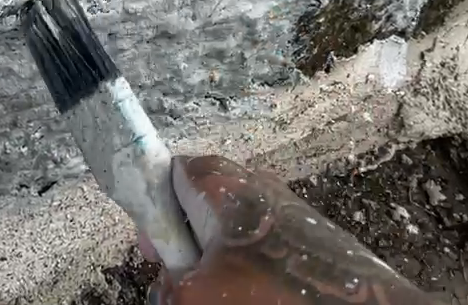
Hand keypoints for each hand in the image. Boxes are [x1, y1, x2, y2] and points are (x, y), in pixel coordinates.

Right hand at [149, 156, 437, 303]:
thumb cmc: (275, 295)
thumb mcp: (199, 297)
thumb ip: (167, 288)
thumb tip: (168, 291)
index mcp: (217, 179)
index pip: (166, 175)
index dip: (154, 214)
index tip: (157, 253)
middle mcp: (250, 181)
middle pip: (198, 205)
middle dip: (188, 245)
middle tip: (189, 282)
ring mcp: (284, 208)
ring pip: (232, 231)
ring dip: (220, 262)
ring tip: (226, 294)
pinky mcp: (312, 238)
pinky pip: (264, 248)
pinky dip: (252, 272)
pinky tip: (257, 295)